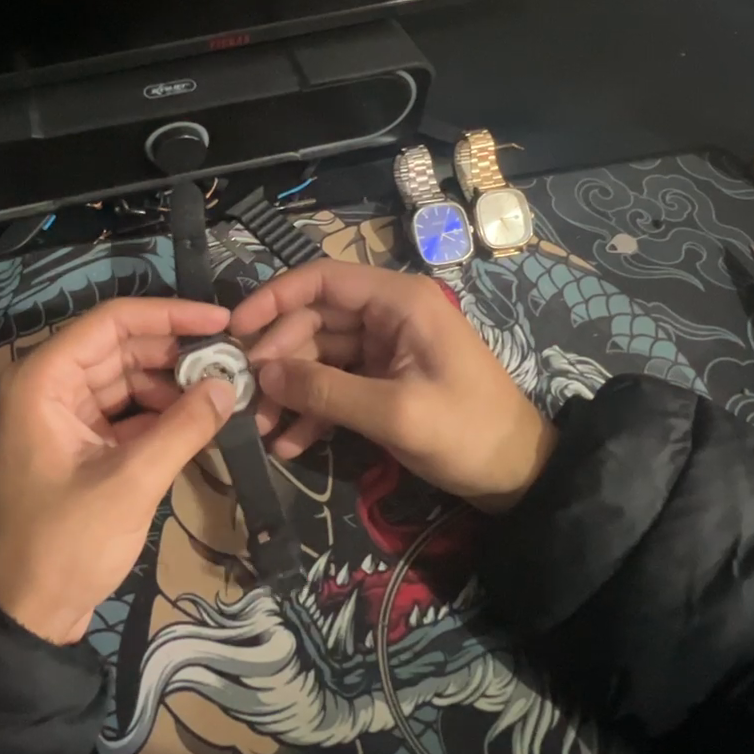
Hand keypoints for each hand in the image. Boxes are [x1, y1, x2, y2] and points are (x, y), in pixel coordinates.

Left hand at [0, 298, 237, 643]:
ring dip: (174, 385)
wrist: (22, 619)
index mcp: (45, 380)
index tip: (222, 320)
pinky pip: (126, 414)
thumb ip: (183, 428)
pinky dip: (161, 415)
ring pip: (128, 380)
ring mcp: (65, 418)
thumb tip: (230, 385)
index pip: (113, 322)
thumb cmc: (64, 544)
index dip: (170, 315)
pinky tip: (202, 419)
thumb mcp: (130, 483)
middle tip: (234, 360)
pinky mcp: (80, 447)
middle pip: (122, 348)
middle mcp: (51, 387)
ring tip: (225, 391)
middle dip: (177, 353)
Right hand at [229, 260, 555, 512]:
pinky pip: (335, 383)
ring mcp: (384, 347)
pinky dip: (312, 409)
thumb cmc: (467, 432)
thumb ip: (327, 391)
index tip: (235, 330)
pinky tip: (290, 443)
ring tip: (262, 429)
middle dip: (278, 358)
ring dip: (290, 390)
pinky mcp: (382, 378)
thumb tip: (263, 374)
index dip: (274, 298)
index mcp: (399, 301)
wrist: (518, 474)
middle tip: (246, 397)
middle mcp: (388, 314)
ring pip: (318, 355)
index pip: (322, 279)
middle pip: (313, 320)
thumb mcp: (395, 413)